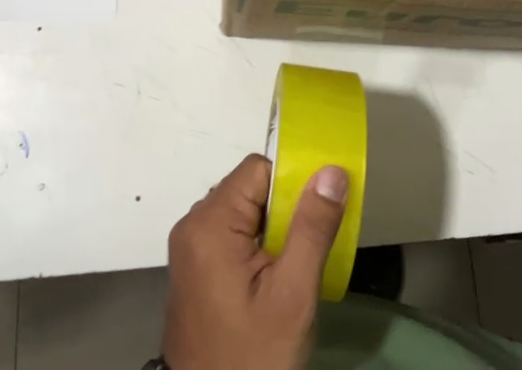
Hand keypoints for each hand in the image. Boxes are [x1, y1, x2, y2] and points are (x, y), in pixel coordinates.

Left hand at [162, 154, 348, 369]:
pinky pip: (230, 235)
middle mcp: (192, 225)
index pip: (258, 170)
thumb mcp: (293, 293)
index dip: (291, 187)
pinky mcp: (193, 267)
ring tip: (290, 270)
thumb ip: (312, 227)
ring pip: (242, 212)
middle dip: (283, 212)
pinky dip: (256, 247)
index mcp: (210, 224)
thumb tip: (332, 171)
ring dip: (271, 231)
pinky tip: (271, 281)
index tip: (315, 220)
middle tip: (304, 253)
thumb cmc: (254, 354)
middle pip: (249, 189)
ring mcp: (189, 247)